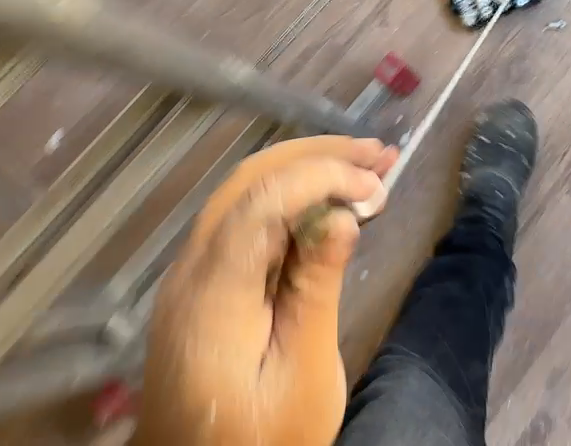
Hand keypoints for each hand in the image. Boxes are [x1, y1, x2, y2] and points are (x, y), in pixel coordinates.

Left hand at [138, 136, 396, 445]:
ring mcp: (192, 275)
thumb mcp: (303, 376)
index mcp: (212, 293)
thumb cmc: (261, 440)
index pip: (262, 199)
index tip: (375, 185)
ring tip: (368, 165)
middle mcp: (191, 268)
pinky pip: (246, 220)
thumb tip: (343, 213)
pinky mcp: (204, 285)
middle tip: (380, 154)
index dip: (322, 176)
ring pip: (247, 191)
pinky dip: (292, 198)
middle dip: (318, 157)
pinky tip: (331, 201)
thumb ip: (317, 289)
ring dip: (307, 169)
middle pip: (251, 180)